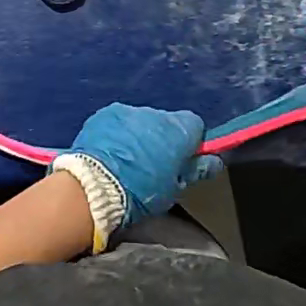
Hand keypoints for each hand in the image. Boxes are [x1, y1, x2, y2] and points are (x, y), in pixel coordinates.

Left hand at [65, 103, 221, 225]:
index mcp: (178, 130)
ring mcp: (129, 111)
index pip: (195, 126)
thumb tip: (214, 162)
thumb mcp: (174, 189)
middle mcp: (156, 114)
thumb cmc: (138, 194)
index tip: (182, 160)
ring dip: (141, 135)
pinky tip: (111, 153)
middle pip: (168, 122)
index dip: (191, 143)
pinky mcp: (106, 114)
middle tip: (154, 165)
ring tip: (129, 161)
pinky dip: (119, 134)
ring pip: (143, 121)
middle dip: (164, 138)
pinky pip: (120, 121)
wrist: (91, 190)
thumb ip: (196, 170)